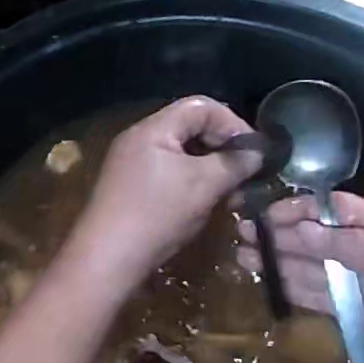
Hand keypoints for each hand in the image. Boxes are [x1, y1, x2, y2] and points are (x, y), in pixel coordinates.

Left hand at [60, 96, 261, 288]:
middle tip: (244, 174)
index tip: (254, 153)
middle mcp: (137, 138)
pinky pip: (166, 170)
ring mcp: (130, 162)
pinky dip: (189, 180)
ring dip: (208, 167)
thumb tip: (257, 151)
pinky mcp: (128, 184)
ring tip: (228, 192)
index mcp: (152, 129)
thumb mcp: (204, 185)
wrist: (106, 256)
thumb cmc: (156, 214)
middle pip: (189, 126)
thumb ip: (234, 163)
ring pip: (180, 151)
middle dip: (221, 146)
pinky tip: (203, 203)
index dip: (232, 123)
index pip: (200, 106)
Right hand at [239, 192, 363, 362]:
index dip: (304, 208)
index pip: (339, 209)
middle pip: (319, 237)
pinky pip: (317, 296)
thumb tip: (298, 228)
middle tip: (243, 233)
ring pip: (311, 267)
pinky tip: (265, 280)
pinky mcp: (356, 315)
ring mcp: (363, 286)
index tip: (269, 212)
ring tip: (241, 256)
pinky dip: (290, 287)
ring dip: (277, 260)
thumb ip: (344, 242)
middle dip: (281, 233)